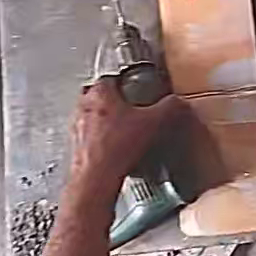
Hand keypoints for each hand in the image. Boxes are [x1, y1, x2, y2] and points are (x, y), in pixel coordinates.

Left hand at [68, 78, 181, 198]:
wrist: (96, 177)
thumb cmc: (116, 148)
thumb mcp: (153, 123)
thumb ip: (169, 108)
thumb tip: (179, 102)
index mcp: (100, 95)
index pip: (109, 78)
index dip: (123, 81)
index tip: (132, 85)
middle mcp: (84, 108)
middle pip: (97, 94)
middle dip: (112, 98)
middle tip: (127, 105)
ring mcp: (77, 126)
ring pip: (91, 114)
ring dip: (104, 118)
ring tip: (122, 126)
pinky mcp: (76, 145)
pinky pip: (88, 134)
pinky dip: (100, 137)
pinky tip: (115, 146)